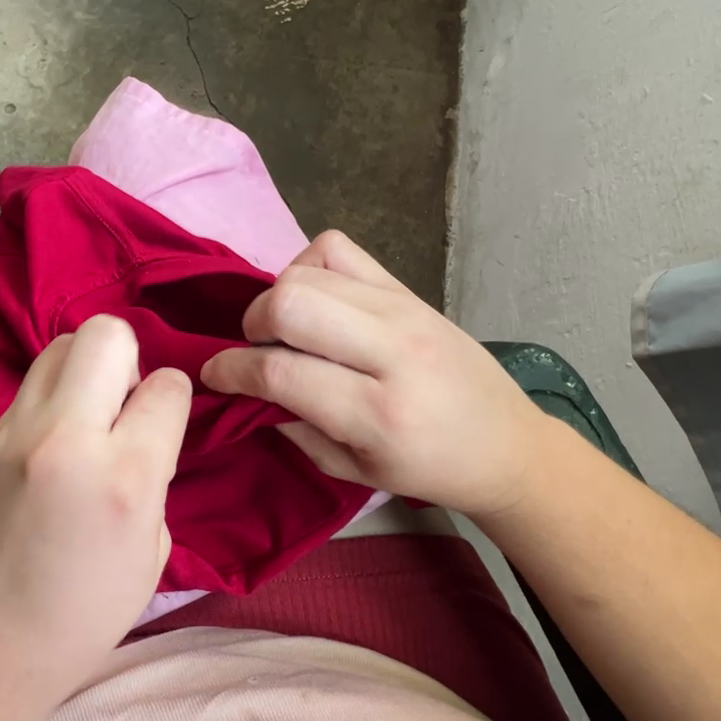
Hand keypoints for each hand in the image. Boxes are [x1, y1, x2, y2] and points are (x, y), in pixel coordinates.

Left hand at [0, 315, 192, 715]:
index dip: (173, 403)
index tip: (161, 427)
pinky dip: (52, 400)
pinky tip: (50, 446)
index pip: (167, 386)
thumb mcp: (149, 558)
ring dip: (86, 369)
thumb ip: (153, 479)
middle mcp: (66, 438)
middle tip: (122, 408)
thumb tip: (142, 434)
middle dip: (130, 358)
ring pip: (61, 346)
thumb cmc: (77, 624)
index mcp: (123, 479)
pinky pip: (30, 387)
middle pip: (107, 334)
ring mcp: (13, 432)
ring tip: (86, 419)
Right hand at [201, 230, 547, 515]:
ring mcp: (404, 310)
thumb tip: (246, 387)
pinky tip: (315, 300)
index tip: (215, 374)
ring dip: (277, 298)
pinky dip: (307, 267)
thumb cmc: (427, 468)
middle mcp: (393, 351)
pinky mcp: (408, 288)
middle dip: (252, 325)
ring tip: (285, 329)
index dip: (232, 369)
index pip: (280, 370)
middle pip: (290, 303)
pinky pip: (337, 249)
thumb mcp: (352, 471)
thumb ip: (292, 427)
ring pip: (307, 271)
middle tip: (257, 350)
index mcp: (380, 412)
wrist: (506, 443)